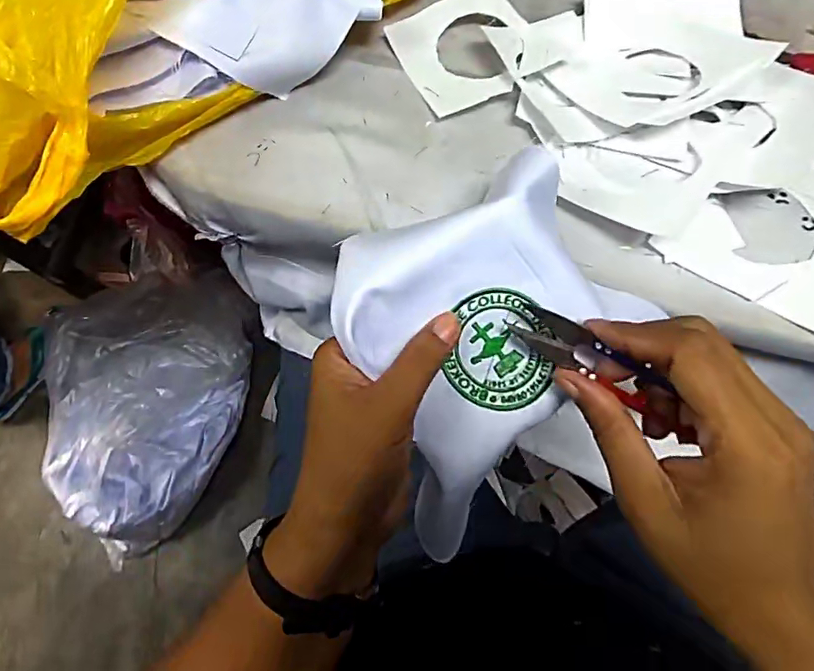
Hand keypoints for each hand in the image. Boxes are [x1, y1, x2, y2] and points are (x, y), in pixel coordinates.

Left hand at [264, 314, 459, 599]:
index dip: (404, 303)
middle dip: (425, 330)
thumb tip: (450, 316)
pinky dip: (436, 385)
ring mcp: (370, 398)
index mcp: (336, 358)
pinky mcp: (390, 422)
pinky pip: (415, 393)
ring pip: (405, 368)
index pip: (370, 317)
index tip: (444, 285)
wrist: (346, 529)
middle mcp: (350, 372)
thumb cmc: (354, 459)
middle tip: (471, 304)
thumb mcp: (388, 404)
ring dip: (434, 358)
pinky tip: (468, 370)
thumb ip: (419, 361)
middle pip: (391, 342)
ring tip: (478, 329)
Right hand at [559, 317, 813, 670]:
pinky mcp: (780, 425)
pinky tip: (661, 416)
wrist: (785, 614)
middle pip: (703, 341)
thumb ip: (610, 428)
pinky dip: (681, 379)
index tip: (586, 338)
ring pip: (712, 353)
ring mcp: (785, 420)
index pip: (691, 354)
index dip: (634, 336)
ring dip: (660, 361)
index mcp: (749, 442)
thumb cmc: (713, 567)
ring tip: (632, 402)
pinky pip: (722, 375)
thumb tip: (571, 375)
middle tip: (601, 367)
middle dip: (642, 342)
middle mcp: (778, 421)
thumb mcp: (645, 501)